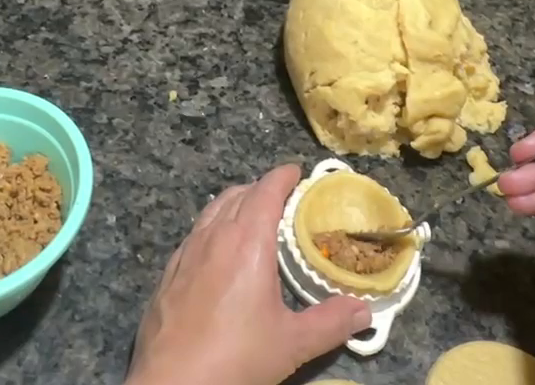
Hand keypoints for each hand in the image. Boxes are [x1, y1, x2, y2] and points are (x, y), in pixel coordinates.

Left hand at [126, 165, 370, 384]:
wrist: (172, 383)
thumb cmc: (236, 358)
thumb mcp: (291, 343)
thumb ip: (331, 322)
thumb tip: (364, 310)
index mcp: (247, 240)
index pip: (266, 190)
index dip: (282, 176)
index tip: (297, 171)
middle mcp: (214, 235)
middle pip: (238, 194)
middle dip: (261, 189)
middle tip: (282, 199)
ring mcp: (187, 250)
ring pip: (213, 209)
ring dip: (235, 203)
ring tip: (251, 217)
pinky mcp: (169, 270)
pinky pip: (195, 233)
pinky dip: (213, 227)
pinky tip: (218, 251)